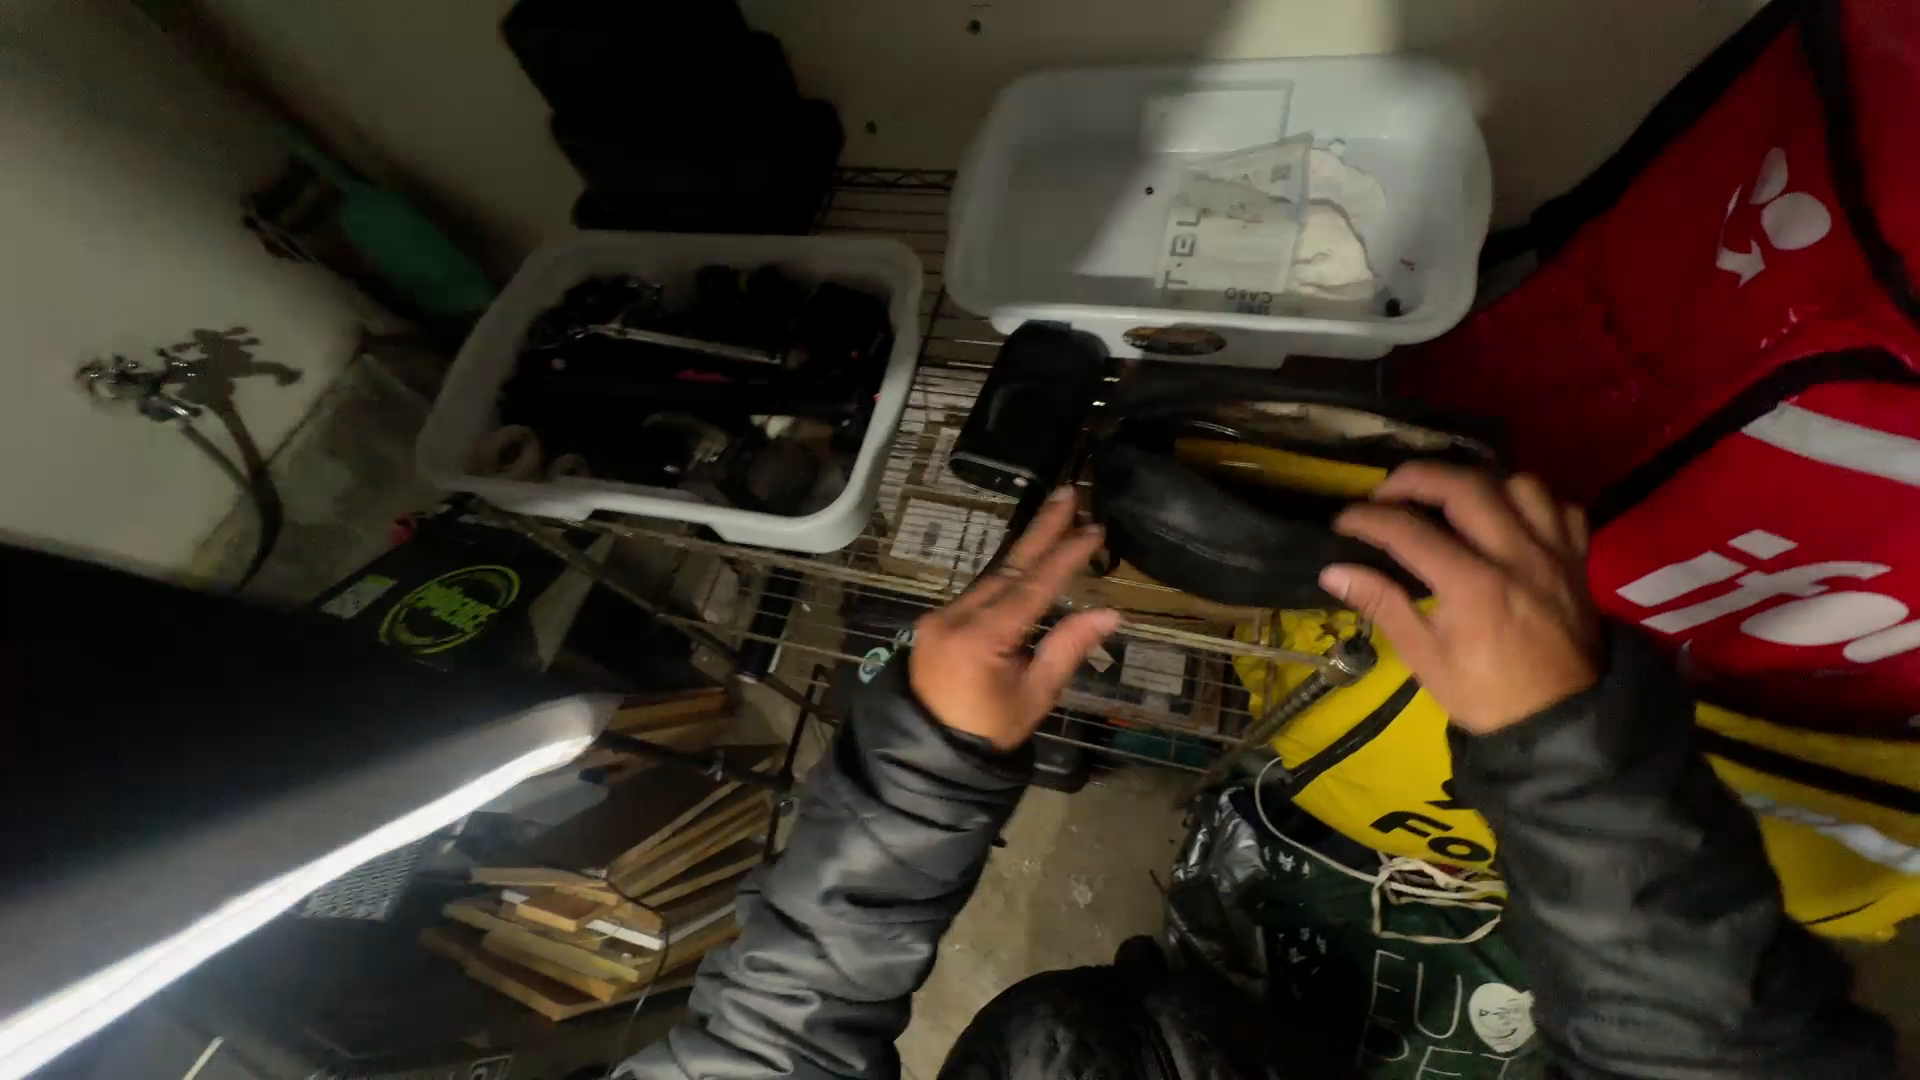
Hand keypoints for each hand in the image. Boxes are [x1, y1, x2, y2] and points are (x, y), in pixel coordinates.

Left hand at [910, 488, 1120, 750]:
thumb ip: (1067, 649)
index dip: (1064, 556)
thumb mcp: (1034, 696)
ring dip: (1025, 549)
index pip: (1031, 587)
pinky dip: (1006, 575)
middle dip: (1041, 529)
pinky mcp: (936, 621)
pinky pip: (978, 591)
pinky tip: (1028, 560)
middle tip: (1068, 493)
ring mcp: (941, 616)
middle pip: (1007, 566)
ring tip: (1057, 517)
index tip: (1093, 529)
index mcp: (982, 637)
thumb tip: (1109, 613)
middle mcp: (956, 616)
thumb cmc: (987, 731)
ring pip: (991, 576)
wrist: (926, 751)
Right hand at [1319, 463, 1599, 734]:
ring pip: (1518, 485)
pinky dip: (1526, 503)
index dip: (1367, 518)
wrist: (1562, 723)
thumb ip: (1381, 603)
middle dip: (1413, 479)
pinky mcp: (1577, 562)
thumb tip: (1332, 571)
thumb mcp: (1422, 656)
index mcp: (1473, 585)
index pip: (1408, 530)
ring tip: (1444, 502)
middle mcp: (1517, 556)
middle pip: (1464, 486)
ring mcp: (1554, 555)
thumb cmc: (1483, 693)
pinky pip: (1558, 509)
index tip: (1342, 522)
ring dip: (1474, 483)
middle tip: (1385, 495)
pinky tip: (1501, 520)